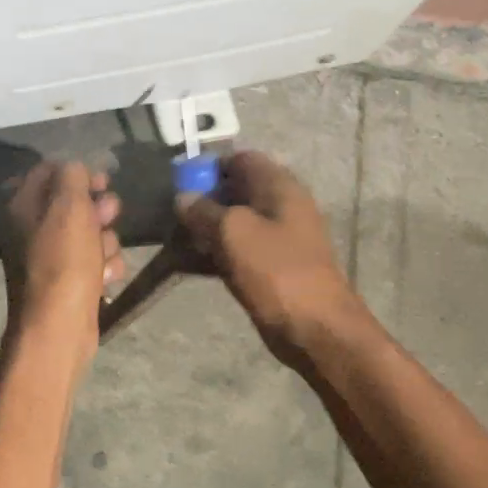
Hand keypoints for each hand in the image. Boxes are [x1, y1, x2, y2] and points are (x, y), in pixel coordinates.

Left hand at [6, 161, 124, 354]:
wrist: (58, 327)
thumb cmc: (63, 262)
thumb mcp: (69, 208)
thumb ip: (72, 177)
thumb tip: (74, 168)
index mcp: (23, 206)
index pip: (49, 171)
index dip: (78, 171)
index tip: (102, 180)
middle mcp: (32, 228)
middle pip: (73, 203)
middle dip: (98, 209)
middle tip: (108, 216)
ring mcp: (50, 257)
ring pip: (90, 234)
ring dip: (105, 241)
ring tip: (104, 257)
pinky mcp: (68, 281)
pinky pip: (94, 262)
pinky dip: (104, 267)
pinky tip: (106, 278)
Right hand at [174, 151, 369, 366]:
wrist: (315, 328)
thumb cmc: (276, 271)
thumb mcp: (232, 232)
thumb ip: (203, 210)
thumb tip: (183, 197)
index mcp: (279, 187)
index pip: (240, 159)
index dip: (209, 166)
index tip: (179, 183)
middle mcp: (281, 205)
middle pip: (235, 190)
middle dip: (203, 199)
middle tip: (172, 213)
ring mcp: (278, 237)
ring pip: (234, 221)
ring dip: (205, 228)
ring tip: (174, 238)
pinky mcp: (271, 265)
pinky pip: (237, 248)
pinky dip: (215, 251)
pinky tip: (189, 263)